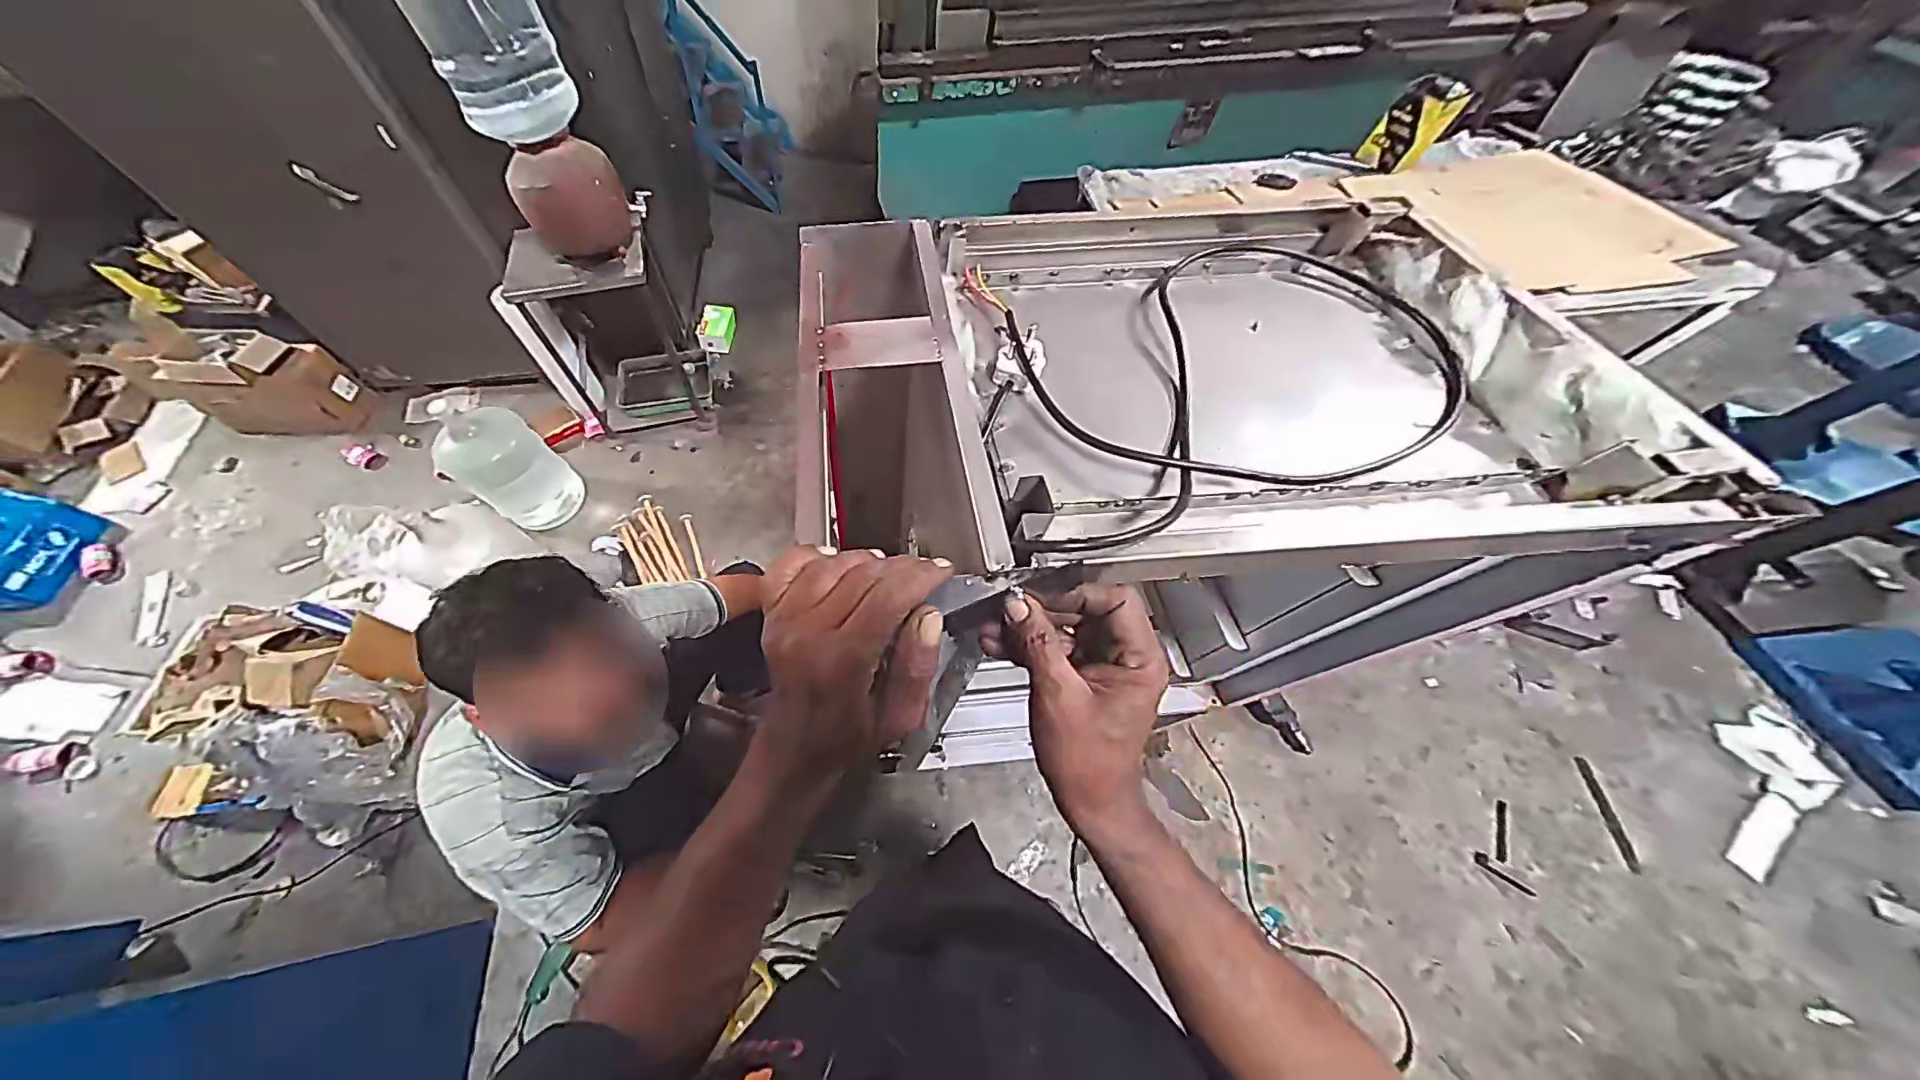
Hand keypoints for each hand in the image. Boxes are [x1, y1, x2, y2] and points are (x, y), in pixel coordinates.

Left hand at [757, 547, 951, 773]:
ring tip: (889, 571)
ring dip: (867, 559)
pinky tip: (839, 561)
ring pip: (833, 564)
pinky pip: (792, 565)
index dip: (921, 576)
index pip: (887, 597)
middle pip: (863, 575)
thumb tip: (928, 618)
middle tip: (923, 572)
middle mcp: (807, 634)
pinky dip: (818, 556)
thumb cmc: (844, 738)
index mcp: (841, 662)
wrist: (793, 749)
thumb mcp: (898, 717)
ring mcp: (784, 621)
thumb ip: (917, 668)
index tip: (940, 571)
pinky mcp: (772, 615)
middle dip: (902, 566)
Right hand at [987, 585, 1169, 829]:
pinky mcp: (1083, 678)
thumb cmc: (1089, 764)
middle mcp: (1128, 659)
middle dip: (1044, 612)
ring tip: (997, 629)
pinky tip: (1002, 645)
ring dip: (1031, 630)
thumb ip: (1037, 644)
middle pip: (1087, 612)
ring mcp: (1104, 667)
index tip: (1042, 600)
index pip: (1117, 600)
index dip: (1076, 595)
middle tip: (1012, 612)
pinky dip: (1031, 648)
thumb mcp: (1058, 695)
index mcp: (1140, 660)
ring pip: (1067, 630)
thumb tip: (1019, 607)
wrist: (1090, 802)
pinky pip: (1057, 650)